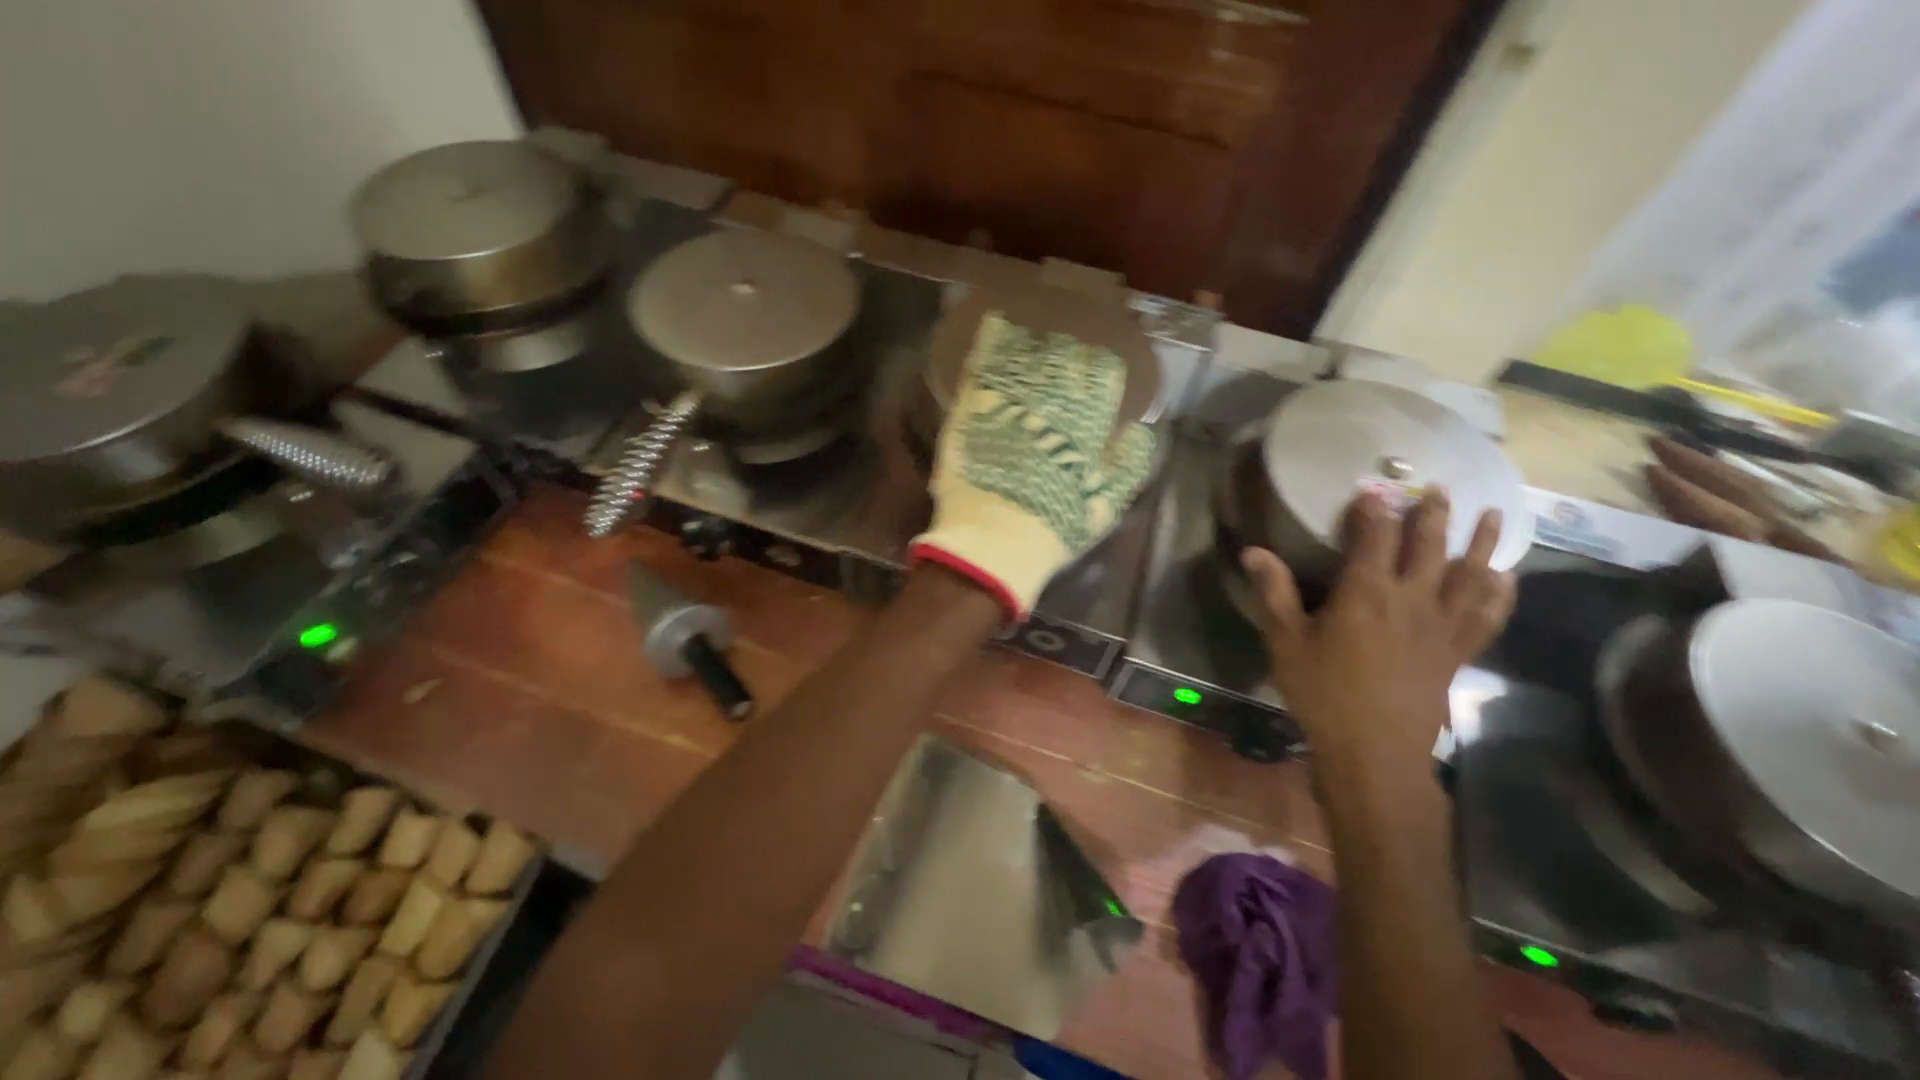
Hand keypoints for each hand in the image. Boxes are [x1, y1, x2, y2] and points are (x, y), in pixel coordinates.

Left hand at [911, 311, 1154, 620]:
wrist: (995, 542)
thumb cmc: (1054, 529)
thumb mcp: (1106, 506)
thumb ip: (1128, 465)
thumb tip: (1138, 433)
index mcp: (1088, 422)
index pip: (1103, 376)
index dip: (1102, 366)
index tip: (1099, 363)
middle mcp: (1051, 402)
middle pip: (1064, 358)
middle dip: (1067, 347)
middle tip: (1064, 341)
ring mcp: (1009, 401)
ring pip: (1026, 355)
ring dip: (1032, 339)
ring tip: (1033, 328)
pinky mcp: (973, 408)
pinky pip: (984, 365)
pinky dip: (990, 343)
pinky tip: (993, 326)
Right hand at [1241, 488, 1514, 773]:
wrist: (1374, 751)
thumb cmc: (1323, 694)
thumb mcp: (1286, 643)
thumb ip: (1274, 594)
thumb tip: (1253, 552)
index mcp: (1366, 591)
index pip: (1375, 535)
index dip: (1376, 507)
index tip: (1375, 487)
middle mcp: (1410, 598)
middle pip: (1428, 544)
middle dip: (1433, 512)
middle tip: (1440, 487)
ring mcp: (1440, 625)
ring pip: (1469, 573)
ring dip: (1481, 542)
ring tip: (1493, 514)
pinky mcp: (1456, 652)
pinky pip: (1486, 617)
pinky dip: (1498, 596)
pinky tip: (1505, 579)